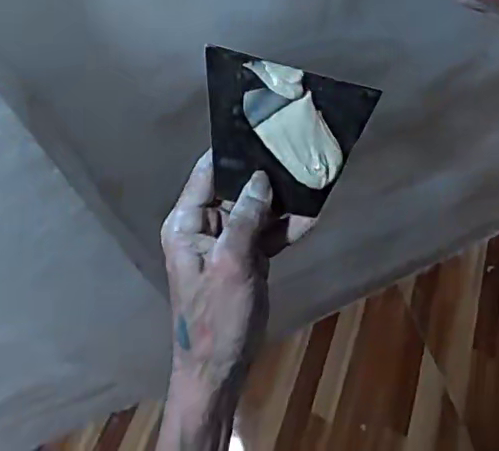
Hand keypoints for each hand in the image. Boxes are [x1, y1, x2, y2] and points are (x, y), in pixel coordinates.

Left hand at [158, 155, 312, 448]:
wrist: (218, 372)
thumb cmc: (216, 316)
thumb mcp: (230, 263)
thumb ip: (245, 217)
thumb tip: (260, 177)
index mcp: (187, 221)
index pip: (207, 171)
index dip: (231, 149)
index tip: (258, 127)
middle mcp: (204, 225)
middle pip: (235, 186)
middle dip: (264, 172)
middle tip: (293, 148)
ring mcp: (226, 242)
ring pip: (255, 208)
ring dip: (280, 199)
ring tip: (308, 176)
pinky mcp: (245, 257)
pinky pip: (266, 232)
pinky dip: (285, 226)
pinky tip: (310, 214)